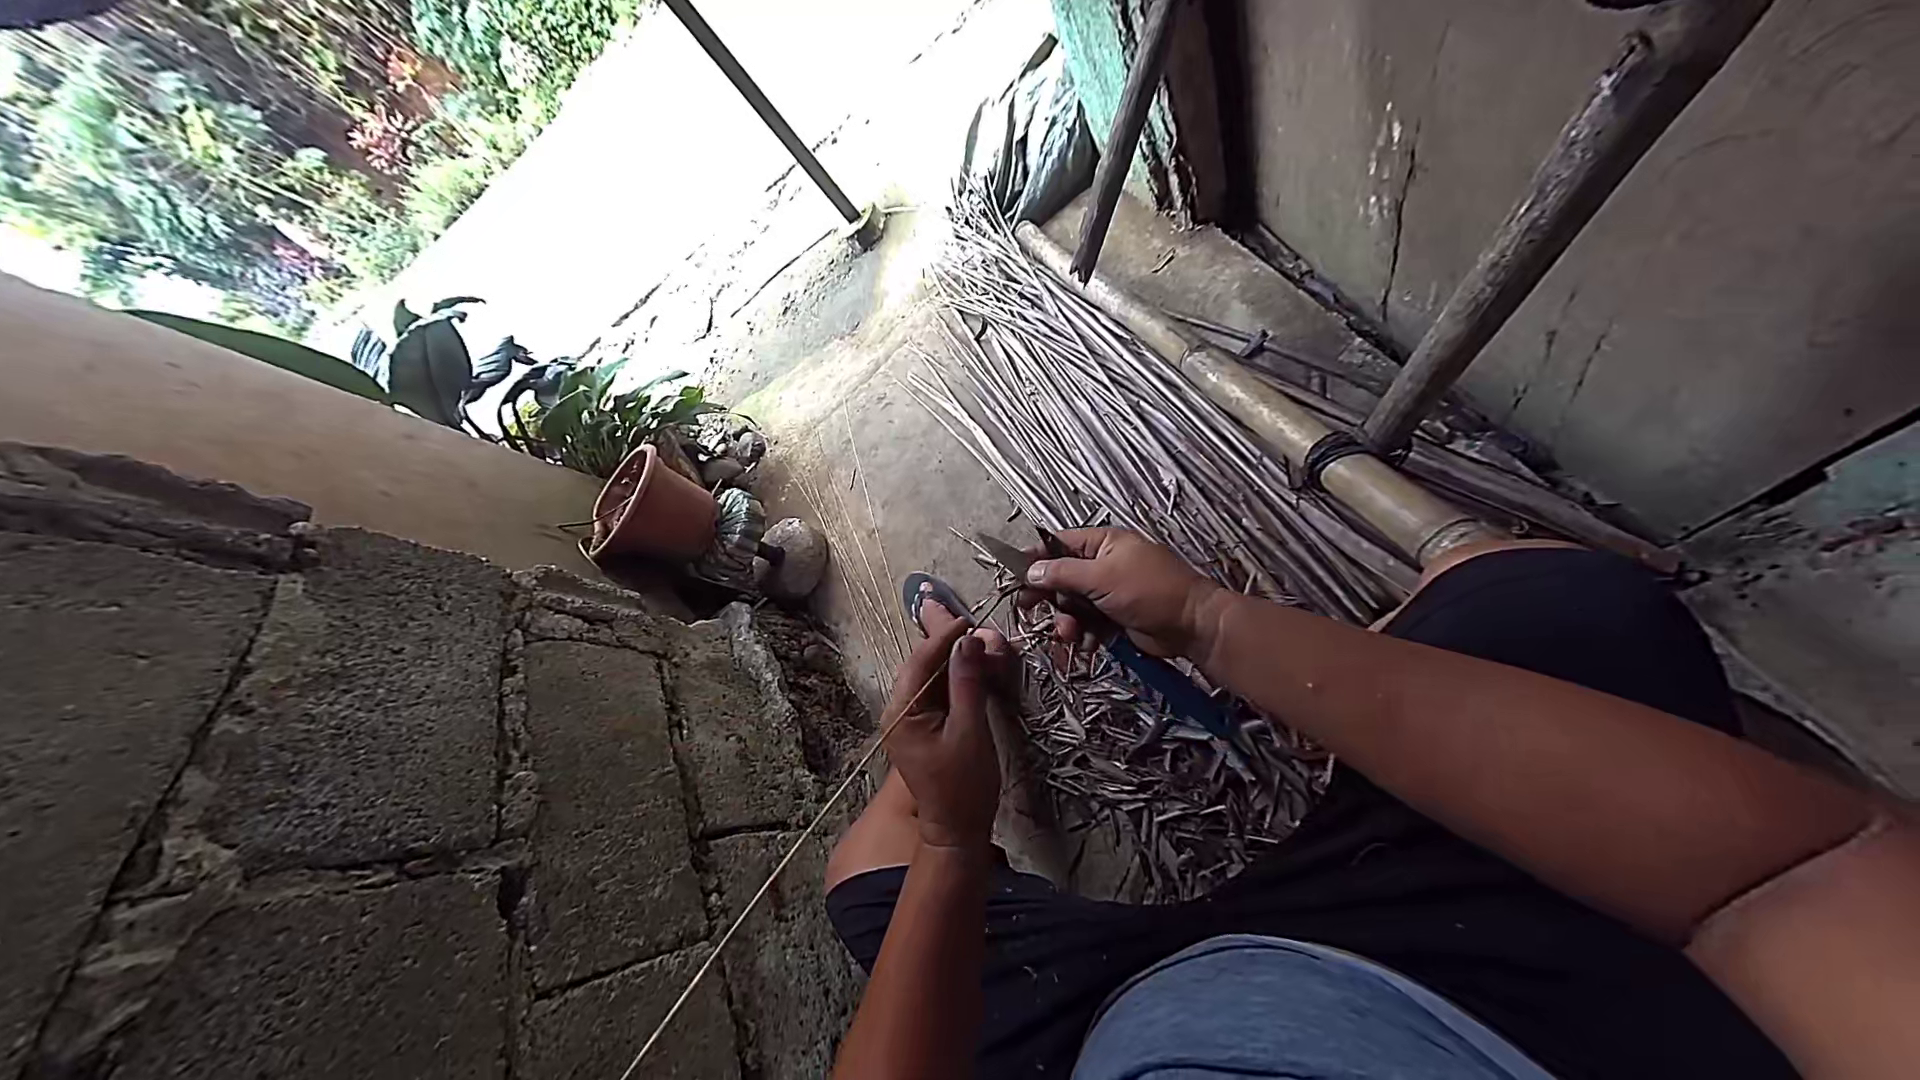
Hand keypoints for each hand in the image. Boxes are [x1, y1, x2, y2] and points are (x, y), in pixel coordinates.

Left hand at [882, 620, 1002, 850]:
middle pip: (923, 667)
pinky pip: (938, 694)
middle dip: (951, 647)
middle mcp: (899, 712)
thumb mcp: (970, 730)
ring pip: (932, 678)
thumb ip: (968, 683)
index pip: (920, 662)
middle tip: (979, 631)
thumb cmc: (964, 785)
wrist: (958, 830)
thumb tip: (969, 641)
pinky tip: (975, 670)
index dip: (944, 638)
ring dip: (955, 662)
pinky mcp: (924, 727)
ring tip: (981, 646)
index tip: (969, 621)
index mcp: (901, 713)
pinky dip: (956, 681)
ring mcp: (910, 720)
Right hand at [1019, 528, 1230, 664]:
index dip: (1035, 558)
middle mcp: (1104, 565)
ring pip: (1072, 605)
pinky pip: (1087, 623)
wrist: (1192, 626)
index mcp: (1103, 543)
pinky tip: (1085, 643)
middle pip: (1062, 578)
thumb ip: (1062, 573)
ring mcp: (1110, 592)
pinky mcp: (1115, 617)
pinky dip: (1082, 634)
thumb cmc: (1150, 591)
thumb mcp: (1101, 576)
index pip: (1059, 544)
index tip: (1015, 574)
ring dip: (1066, 621)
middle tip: (1028, 608)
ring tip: (1069, 633)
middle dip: (1049, 597)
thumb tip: (1031, 570)